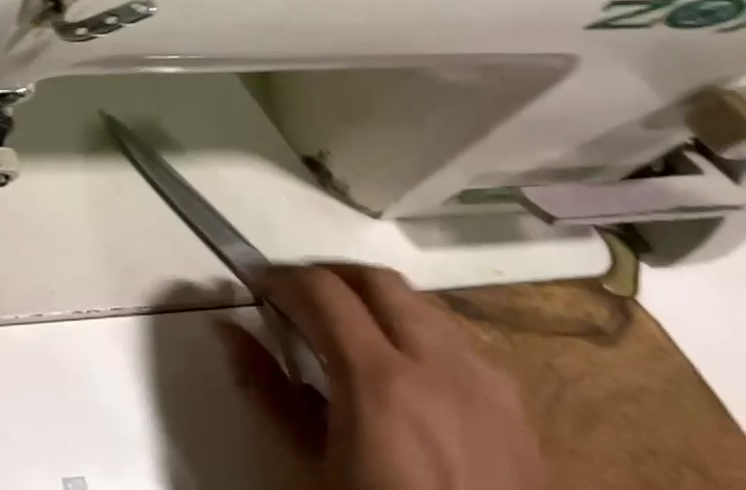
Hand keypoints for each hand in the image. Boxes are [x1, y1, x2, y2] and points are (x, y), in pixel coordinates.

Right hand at [223, 264, 543, 489]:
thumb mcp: (303, 469)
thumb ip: (263, 392)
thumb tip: (228, 330)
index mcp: (378, 380)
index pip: (321, 290)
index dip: (280, 277)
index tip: (256, 285)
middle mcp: (440, 368)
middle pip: (378, 281)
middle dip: (329, 276)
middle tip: (295, 295)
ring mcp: (488, 388)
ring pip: (426, 306)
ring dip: (378, 302)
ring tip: (347, 329)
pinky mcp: (518, 415)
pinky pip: (464, 346)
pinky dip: (421, 335)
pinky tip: (404, 371)